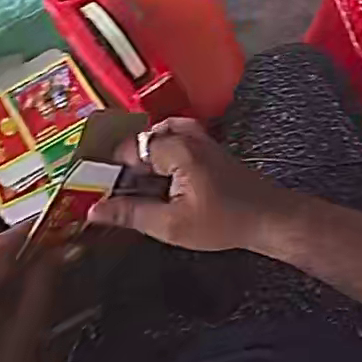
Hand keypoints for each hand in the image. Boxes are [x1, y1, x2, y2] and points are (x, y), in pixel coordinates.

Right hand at [86, 118, 295, 252]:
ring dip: (143, 158)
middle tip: (113, 191)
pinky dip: (160, 153)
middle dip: (125, 164)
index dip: (110, 168)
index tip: (97, 187)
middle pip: (142, 141)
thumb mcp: (171, 225)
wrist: (267, 217)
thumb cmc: (223, 222)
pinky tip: (158, 178)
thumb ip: (131, 214)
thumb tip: (94, 210)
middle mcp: (187, 136)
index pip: (130, 148)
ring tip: (134, 185)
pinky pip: (174, 139)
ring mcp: (199, 139)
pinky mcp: (207, 147)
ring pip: (158, 137)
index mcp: (177, 150)